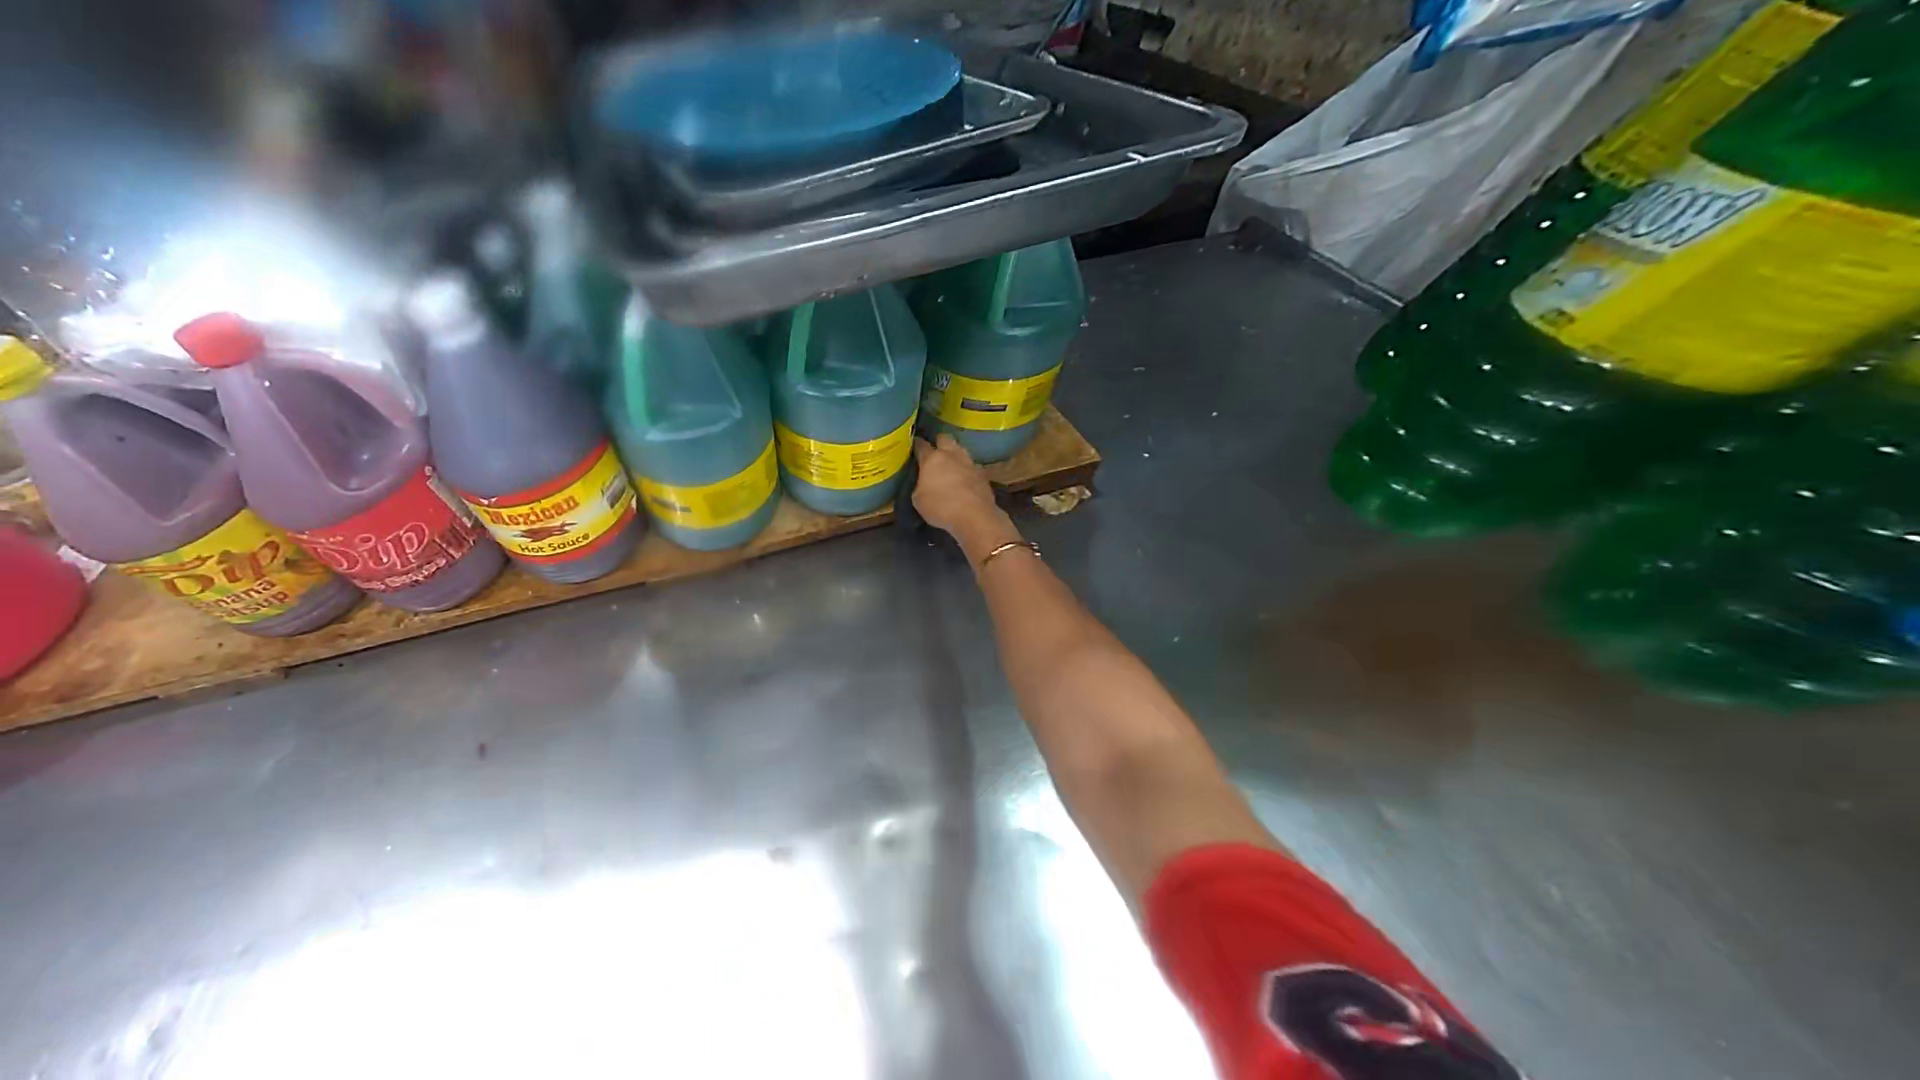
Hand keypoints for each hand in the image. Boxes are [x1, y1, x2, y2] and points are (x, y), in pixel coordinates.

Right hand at [912, 434, 1018, 557]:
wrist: (974, 515)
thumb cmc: (941, 507)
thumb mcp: (918, 500)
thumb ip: (919, 485)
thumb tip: (924, 482)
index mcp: (932, 459)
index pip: (921, 445)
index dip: (917, 444)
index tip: (914, 445)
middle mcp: (951, 455)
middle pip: (945, 438)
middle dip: (939, 441)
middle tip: (935, 450)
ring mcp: (969, 462)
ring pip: (960, 450)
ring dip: (955, 454)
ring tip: (951, 463)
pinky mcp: (982, 473)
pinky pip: (972, 466)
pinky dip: (967, 469)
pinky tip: (965, 477)